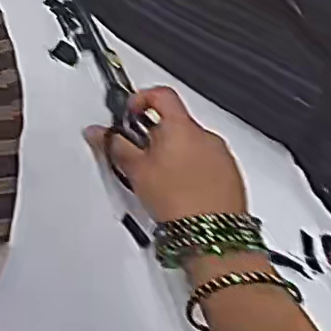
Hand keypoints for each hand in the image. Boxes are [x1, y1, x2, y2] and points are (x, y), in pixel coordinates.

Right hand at [86, 87, 245, 220]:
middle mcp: (206, 136)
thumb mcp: (135, 170)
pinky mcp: (231, 176)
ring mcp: (221, 156)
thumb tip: (98, 133)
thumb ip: (114, 144)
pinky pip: (207, 161)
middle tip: (139, 155)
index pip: (161, 94)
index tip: (130, 113)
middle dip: (154, 134)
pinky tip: (178, 189)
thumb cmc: (178, 201)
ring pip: (190, 143)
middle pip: (174, 121)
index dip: (141, 99)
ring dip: (173, 153)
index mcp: (181, 127)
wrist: (212, 236)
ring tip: (158, 178)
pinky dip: (191, 168)